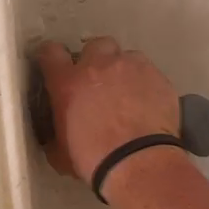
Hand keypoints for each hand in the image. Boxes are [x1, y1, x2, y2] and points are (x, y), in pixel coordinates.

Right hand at [35, 37, 180, 184]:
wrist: (138, 162)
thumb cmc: (92, 159)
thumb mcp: (60, 152)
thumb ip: (55, 134)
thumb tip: (55, 137)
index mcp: (67, 82)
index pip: (50, 53)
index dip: (51, 57)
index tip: (55, 67)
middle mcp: (98, 66)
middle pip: (96, 45)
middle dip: (96, 59)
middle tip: (98, 81)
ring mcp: (131, 68)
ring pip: (126, 57)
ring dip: (123, 71)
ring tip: (127, 94)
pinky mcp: (158, 77)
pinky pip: (149, 73)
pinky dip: (146, 85)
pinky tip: (147, 105)